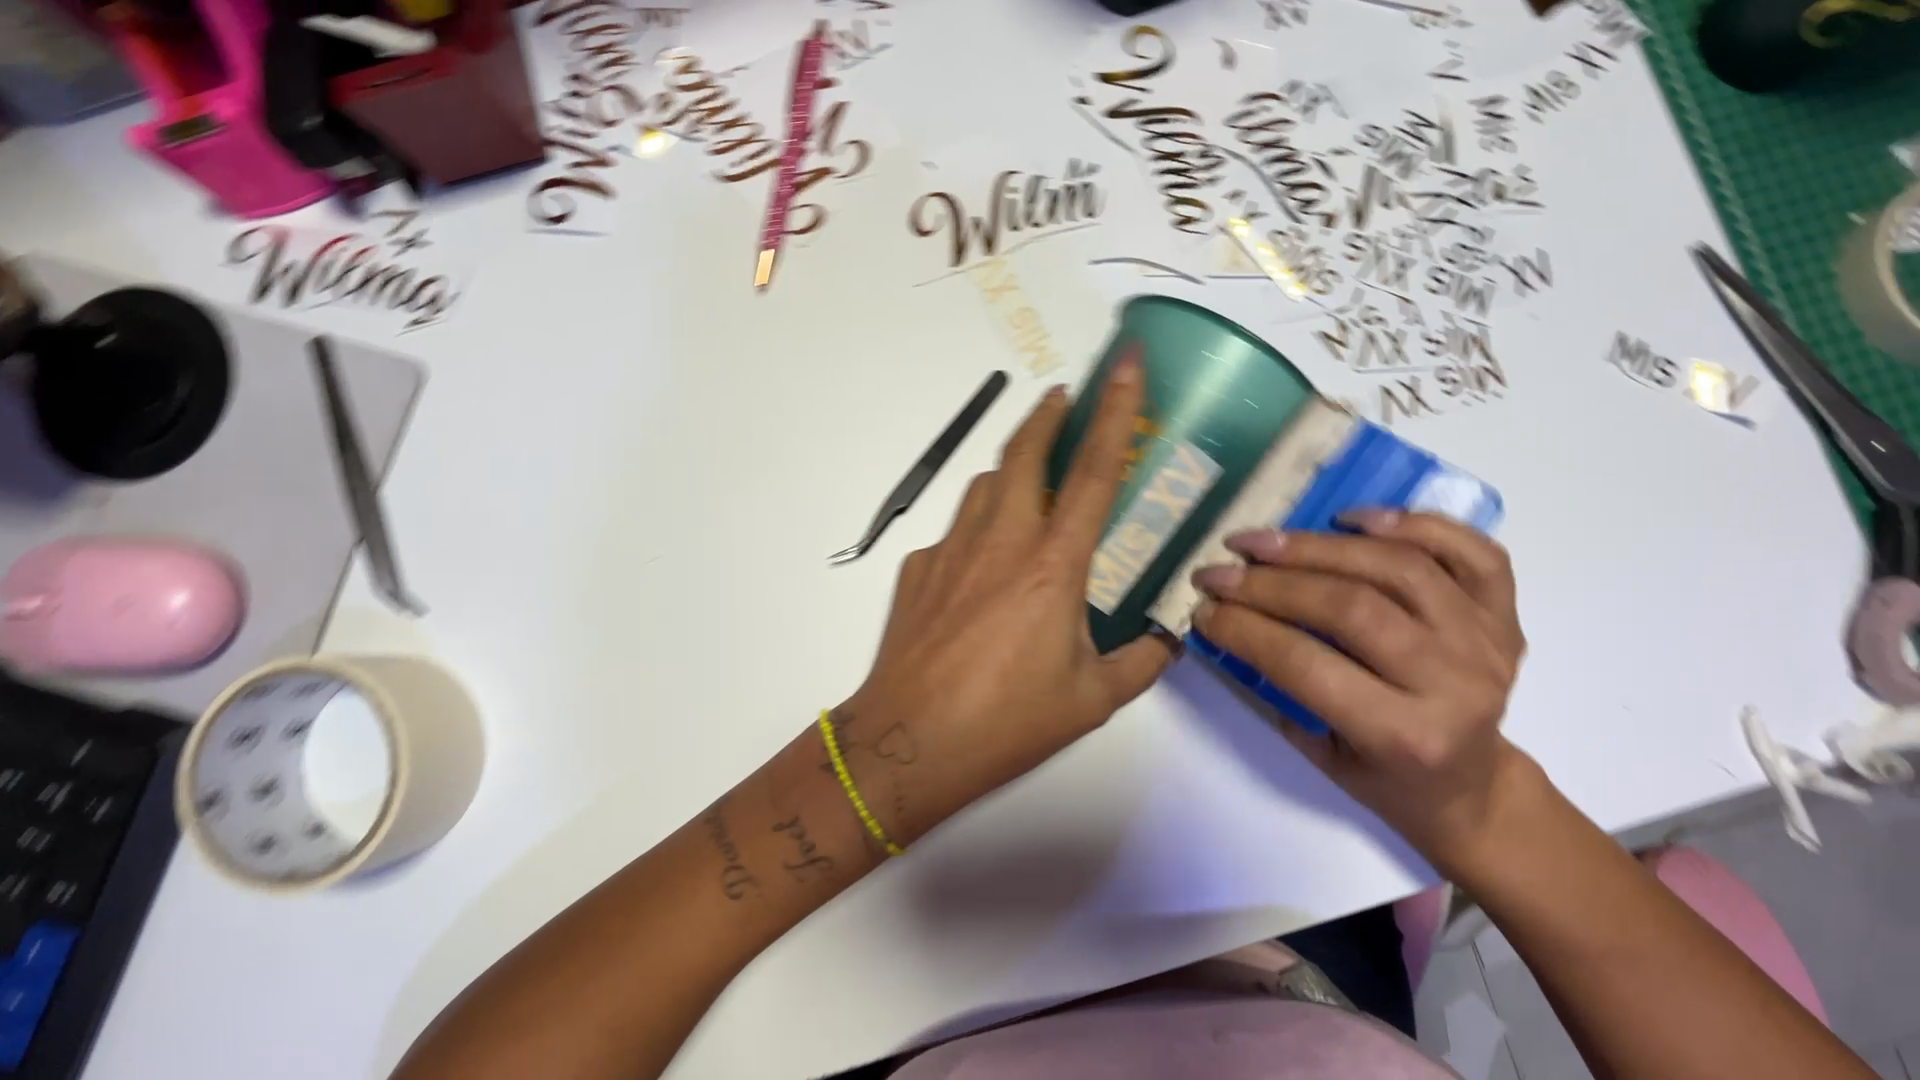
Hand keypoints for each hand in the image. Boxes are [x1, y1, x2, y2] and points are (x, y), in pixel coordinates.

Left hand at [833, 355, 1175, 845]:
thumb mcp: (1091, 700)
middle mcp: (1000, 542)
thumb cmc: (1008, 722)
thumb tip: (1168, 638)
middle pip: (1022, 453)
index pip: (1093, 473)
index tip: (1124, 364)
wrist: (910, 742)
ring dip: (1010, 470)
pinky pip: (954, 534)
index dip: (1115, 412)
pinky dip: (977, 531)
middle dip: (1046, 415)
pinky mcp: (916, 571)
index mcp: (1053, 566)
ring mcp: (950, 552)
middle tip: (1063, 397)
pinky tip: (983, 572)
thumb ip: (1139, 661)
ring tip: (1029, 481)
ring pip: (983, 486)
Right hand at [1190, 512, 1530, 869]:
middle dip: (1270, 582)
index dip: (1245, 628)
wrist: (1473, 786)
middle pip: (1352, 607)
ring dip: (1321, 545)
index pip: (1307, 664)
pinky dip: (1414, 524)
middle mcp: (1454, 684)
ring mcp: (1488, 644)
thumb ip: (1278, 689)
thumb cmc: (1386, 780)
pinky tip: (1356, 519)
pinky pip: (1472, 551)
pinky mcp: (1506, 616)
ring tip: (1266, 540)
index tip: (1203, 608)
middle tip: (1219, 569)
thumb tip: (1224, 618)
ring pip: (1400, 567)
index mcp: (1404, 735)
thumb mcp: (1320, 756)